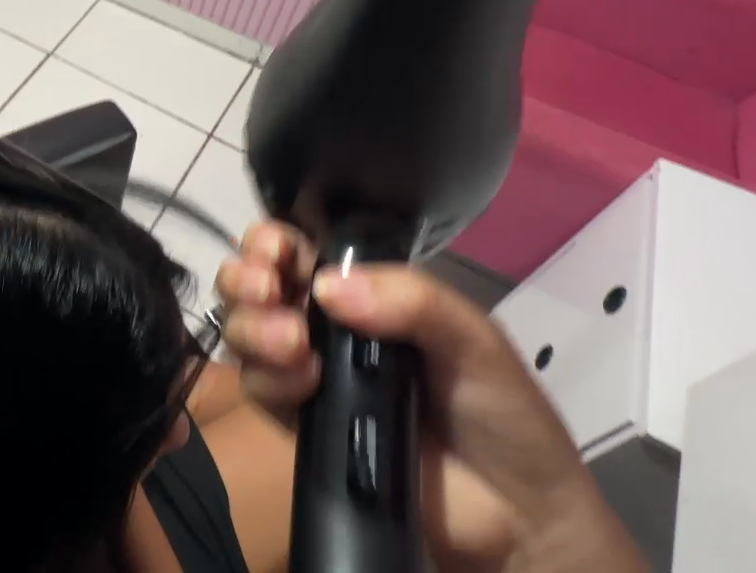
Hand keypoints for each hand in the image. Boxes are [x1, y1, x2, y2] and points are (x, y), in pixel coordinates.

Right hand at [217, 222, 643, 569]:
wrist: (515, 513)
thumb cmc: (500, 408)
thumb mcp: (472, 337)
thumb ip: (412, 300)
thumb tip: (327, 288)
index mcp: (355, 290)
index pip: (293, 248)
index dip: (269, 241)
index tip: (276, 253)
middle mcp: (316, 322)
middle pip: (248, 282)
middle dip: (244, 278)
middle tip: (269, 290)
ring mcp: (299, 369)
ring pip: (241, 329)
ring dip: (252, 326)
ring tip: (292, 343)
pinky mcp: (293, 419)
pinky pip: (255, 386)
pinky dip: (269, 377)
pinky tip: (304, 385)